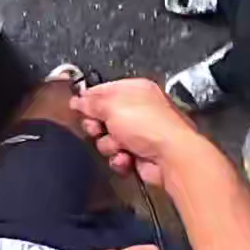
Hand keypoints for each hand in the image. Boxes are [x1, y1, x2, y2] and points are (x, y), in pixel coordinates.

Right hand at [71, 79, 206, 187]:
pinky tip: (127, 158)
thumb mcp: (112, 105)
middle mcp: (138, 110)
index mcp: (135, 90)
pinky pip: (117, 157)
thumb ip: (91, 101)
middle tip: (98, 128)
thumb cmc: (149, 125)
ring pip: (107, 140)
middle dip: (97, 126)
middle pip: (102, 117)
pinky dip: (120, 159)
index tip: (79, 108)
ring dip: (110, 145)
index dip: (89, 100)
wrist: (171, 157)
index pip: (104, 90)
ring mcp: (140, 133)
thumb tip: (78, 100)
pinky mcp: (139, 155)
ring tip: (120, 145)